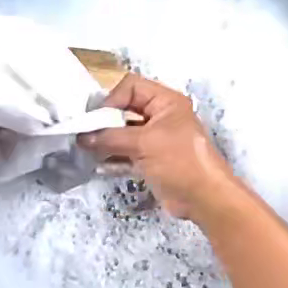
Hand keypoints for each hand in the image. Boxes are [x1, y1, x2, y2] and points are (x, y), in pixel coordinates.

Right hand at [79, 74, 248, 221]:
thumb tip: (82, 137)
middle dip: (105, 120)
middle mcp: (161, 115)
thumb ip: (110, 138)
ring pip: (124, 132)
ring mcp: (156, 138)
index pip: (131, 87)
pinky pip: (127, 152)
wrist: (205, 200)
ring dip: (107, 140)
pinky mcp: (152, 159)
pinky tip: (97, 164)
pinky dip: (113, 157)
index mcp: (166, 101)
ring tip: (86, 149)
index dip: (112, 98)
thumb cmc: (179, 161)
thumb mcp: (144, 144)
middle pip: (126, 108)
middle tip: (85, 132)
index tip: (96, 118)